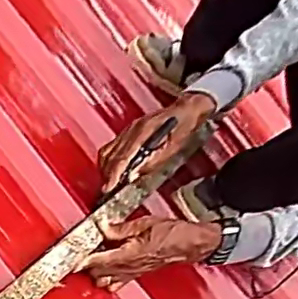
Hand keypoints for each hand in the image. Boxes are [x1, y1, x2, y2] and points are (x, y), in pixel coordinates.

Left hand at [81, 215, 220, 290]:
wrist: (191, 244)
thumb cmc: (174, 233)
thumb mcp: (146, 223)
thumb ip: (121, 228)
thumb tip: (102, 227)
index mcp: (131, 254)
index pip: (100, 261)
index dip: (85, 262)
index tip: (74, 261)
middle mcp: (130, 268)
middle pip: (99, 274)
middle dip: (88, 266)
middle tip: (81, 255)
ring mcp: (133, 274)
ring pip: (106, 281)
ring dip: (97, 273)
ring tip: (92, 262)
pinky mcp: (136, 275)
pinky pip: (117, 283)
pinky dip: (108, 279)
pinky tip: (104, 272)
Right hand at [97, 92, 214, 193]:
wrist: (190, 107)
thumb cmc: (186, 126)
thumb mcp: (174, 147)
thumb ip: (153, 163)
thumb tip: (134, 177)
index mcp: (143, 131)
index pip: (121, 158)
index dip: (113, 176)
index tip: (109, 189)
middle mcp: (132, 130)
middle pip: (109, 157)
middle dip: (108, 176)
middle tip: (109, 191)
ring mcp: (128, 130)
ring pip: (107, 153)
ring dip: (107, 170)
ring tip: (111, 183)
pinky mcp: (128, 132)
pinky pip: (111, 149)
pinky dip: (110, 163)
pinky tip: (115, 171)